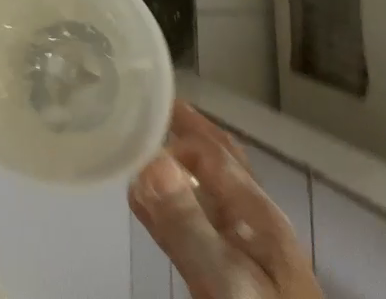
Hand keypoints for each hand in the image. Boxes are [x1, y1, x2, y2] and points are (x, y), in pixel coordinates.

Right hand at [130, 102, 322, 298]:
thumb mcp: (226, 284)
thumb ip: (189, 225)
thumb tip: (152, 158)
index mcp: (255, 216)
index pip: (211, 150)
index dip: (173, 124)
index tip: (130, 104)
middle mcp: (252, 223)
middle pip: (217, 161)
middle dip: (182, 129)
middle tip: (136, 106)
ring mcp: (245, 250)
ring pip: (207, 188)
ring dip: (177, 159)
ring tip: (138, 141)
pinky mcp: (232, 276)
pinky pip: (196, 221)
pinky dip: (169, 199)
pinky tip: (148, 202)